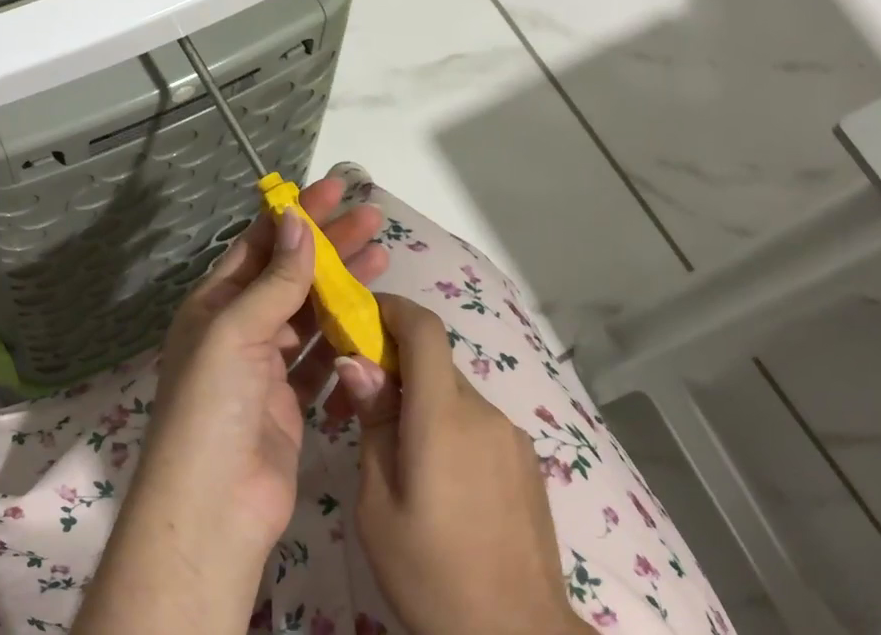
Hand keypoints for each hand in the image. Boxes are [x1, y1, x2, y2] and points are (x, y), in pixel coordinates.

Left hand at [76, 175, 386, 634]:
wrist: (216, 505)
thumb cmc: (214, 406)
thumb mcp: (235, 332)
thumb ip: (273, 281)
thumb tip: (298, 221)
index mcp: (213, 305)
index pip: (259, 246)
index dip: (296, 216)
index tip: (335, 189)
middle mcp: (238, 331)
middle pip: (290, 276)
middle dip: (330, 247)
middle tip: (374, 219)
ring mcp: (265, 369)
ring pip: (311, 315)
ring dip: (344, 288)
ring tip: (385, 259)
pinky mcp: (291, 403)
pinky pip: (323, 360)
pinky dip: (347, 338)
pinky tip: (377, 319)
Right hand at [337, 296, 587, 634]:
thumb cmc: (430, 572)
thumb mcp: (378, 501)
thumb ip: (373, 422)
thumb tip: (357, 362)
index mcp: (444, 415)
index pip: (424, 328)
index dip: (391, 308)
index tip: (358, 316)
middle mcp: (485, 412)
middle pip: (435, 362)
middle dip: (393, 366)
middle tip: (354, 402)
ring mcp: (512, 437)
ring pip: (454, 395)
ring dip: (420, 402)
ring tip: (392, 453)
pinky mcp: (526, 463)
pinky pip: (477, 424)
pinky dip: (447, 427)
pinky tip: (433, 479)